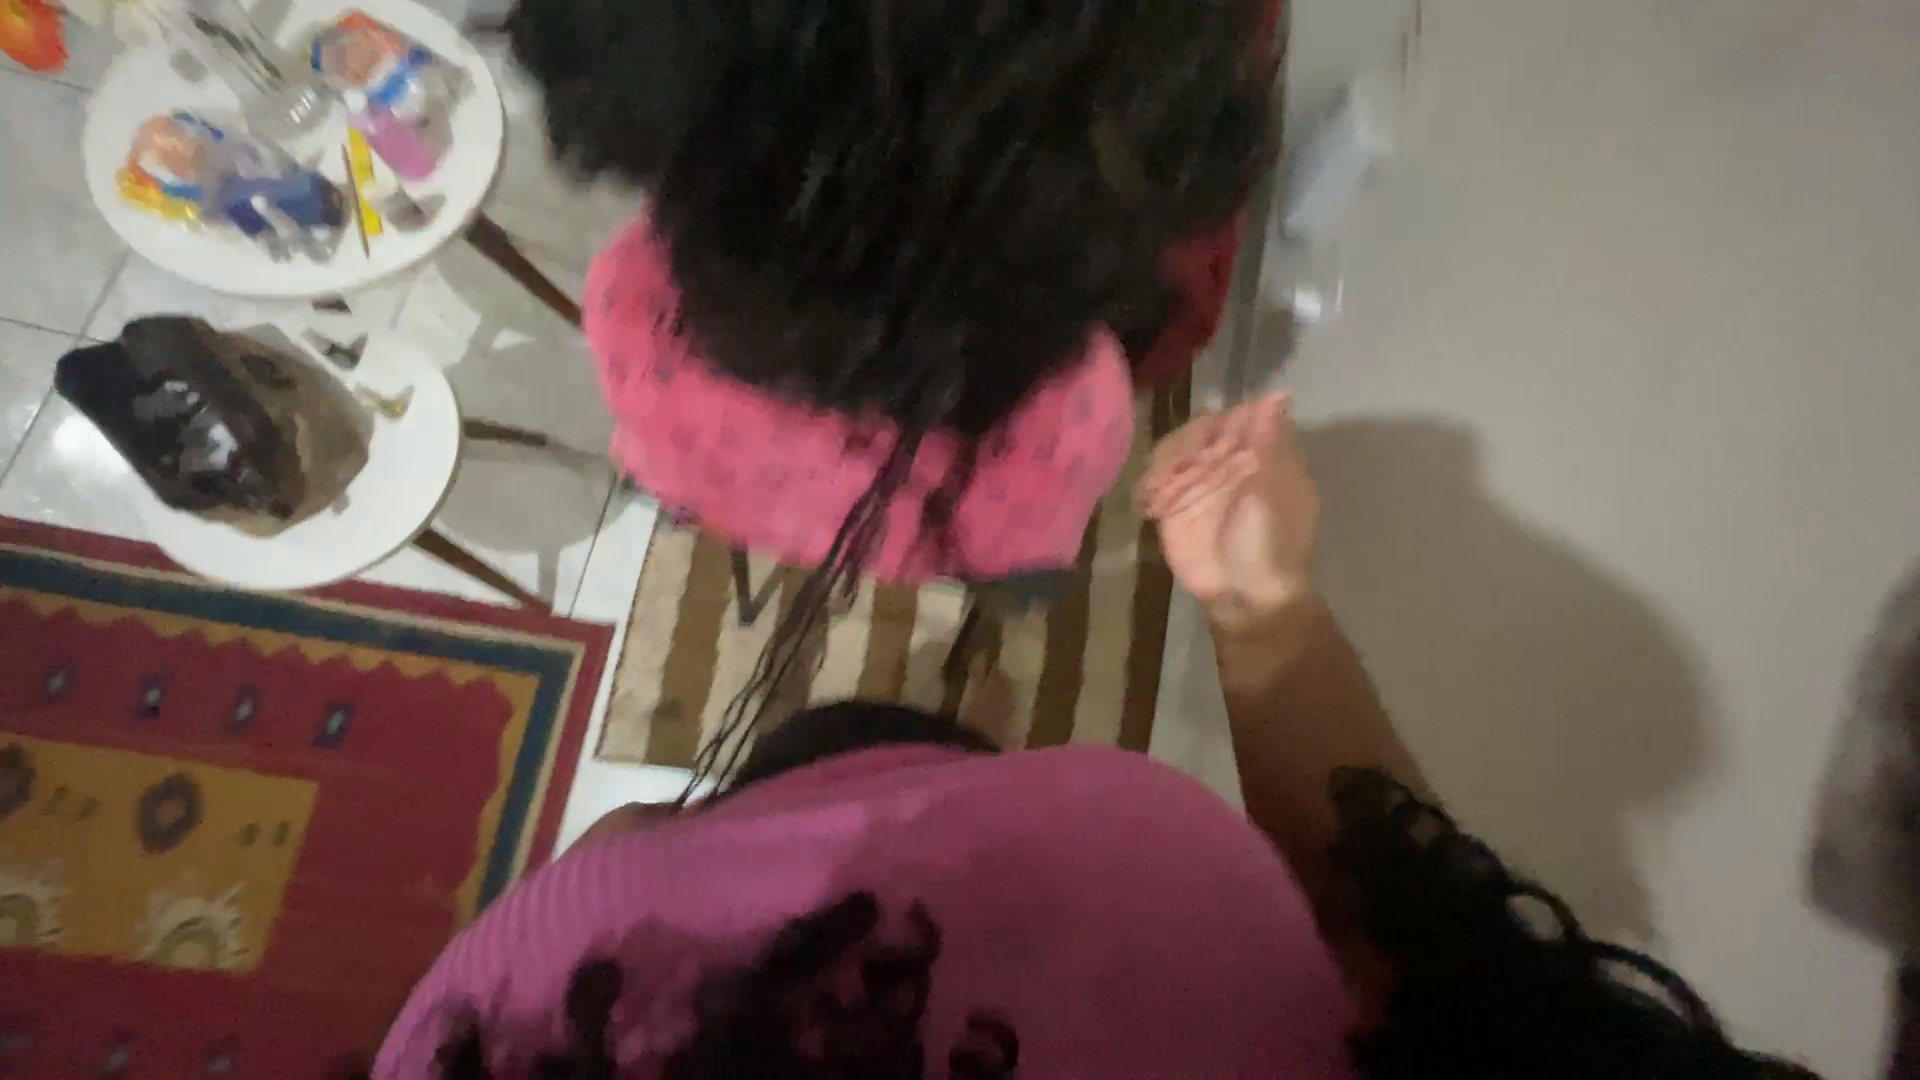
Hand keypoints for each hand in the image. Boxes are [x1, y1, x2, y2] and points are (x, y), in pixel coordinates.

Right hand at [1138, 393, 1318, 635]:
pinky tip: (1149, 500)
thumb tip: (1276, 393)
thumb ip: (1268, 441)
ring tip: (1160, 488)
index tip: (1212, 437)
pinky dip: (1148, 486)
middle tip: (1180, 467)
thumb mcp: (1274, 489)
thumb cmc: (1271, 542)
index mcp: (1260, 454)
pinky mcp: (1172, 506)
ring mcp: (1197, 483)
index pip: (1237, 417)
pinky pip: (1153, 482)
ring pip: (1172, 452)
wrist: (1245, 596)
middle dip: (1186, 444)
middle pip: (1199, 431)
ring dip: (1164, 463)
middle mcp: (1227, 462)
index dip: (1222, 421)